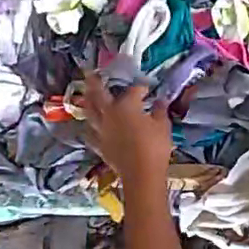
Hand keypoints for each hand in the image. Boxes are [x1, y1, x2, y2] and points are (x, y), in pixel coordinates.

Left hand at [81, 73, 171, 191]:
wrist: (141, 174)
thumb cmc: (154, 146)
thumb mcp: (163, 126)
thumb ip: (160, 110)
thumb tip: (160, 101)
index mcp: (126, 106)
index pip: (133, 91)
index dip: (141, 88)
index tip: (146, 88)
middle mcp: (109, 114)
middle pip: (99, 95)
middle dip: (95, 83)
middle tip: (90, 73)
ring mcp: (102, 130)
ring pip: (90, 112)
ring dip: (88, 102)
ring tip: (86, 95)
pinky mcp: (100, 145)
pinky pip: (90, 133)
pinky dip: (89, 128)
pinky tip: (89, 127)